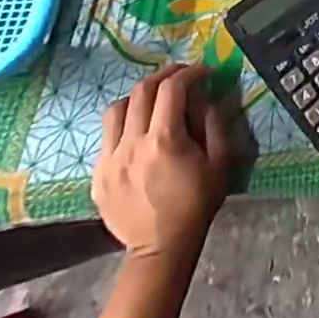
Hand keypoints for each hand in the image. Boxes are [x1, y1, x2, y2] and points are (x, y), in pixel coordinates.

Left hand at [93, 65, 233, 261]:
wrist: (161, 245)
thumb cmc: (198, 201)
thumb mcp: (221, 159)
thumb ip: (212, 122)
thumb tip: (202, 95)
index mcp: (165, 141)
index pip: (172, 89)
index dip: (189, 73)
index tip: (204, 72)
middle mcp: (131, 145)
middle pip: (140, 92)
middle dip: (164, 75)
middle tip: (182, 75)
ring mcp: (108, 160)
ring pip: (115, 109)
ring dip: (138, 96)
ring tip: (156, 99)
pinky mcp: (97, 174)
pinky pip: (107, 136)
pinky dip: (126, 122)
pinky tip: (141, 130)